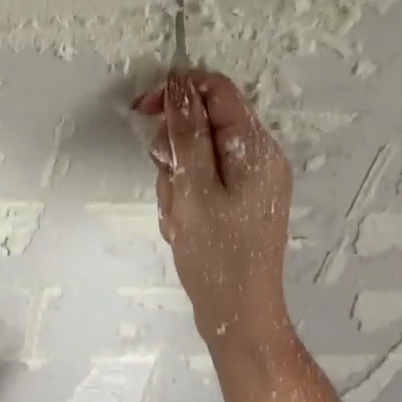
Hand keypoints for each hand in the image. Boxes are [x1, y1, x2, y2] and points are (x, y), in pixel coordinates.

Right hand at [134, 70, 293, 340]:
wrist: (238, 317)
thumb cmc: (217, 255)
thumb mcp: (194, 188)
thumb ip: (187, 133)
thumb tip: (180, 83)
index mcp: (256, 149)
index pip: (218, 91)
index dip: (179, 92)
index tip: (143, 111)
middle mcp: (259, 159)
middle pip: (204, 123)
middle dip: (174, 148)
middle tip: (168, 182)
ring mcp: (250, 183)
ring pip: (197, 155)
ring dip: (175, 179)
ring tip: (178, 216)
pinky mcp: (238, 204)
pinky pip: (202, 183)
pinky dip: (184, 198)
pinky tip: (182, 226)